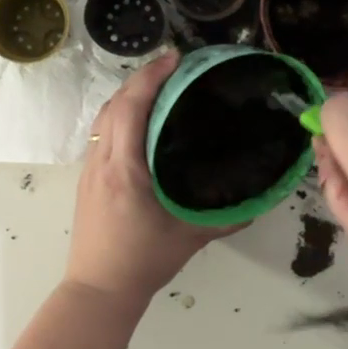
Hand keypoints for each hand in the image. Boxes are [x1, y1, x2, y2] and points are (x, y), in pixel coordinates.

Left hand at [66, 50, 242, 306]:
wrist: (97, 290)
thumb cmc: (142, 262)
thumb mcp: (189, 237)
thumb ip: (225, 217)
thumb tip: (260, 201)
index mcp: (126, 170)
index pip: (131, 108)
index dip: (151, 77)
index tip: (175, 58)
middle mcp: (102, 161)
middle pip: (114, 103)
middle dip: (141, 77)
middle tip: (173, 65)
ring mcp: (90, 168)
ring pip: (103, 116)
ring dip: (128, 94)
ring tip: (159, 85)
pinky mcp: (87, 178)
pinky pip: (101, 132)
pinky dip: (119, 113)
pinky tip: (140, 119)